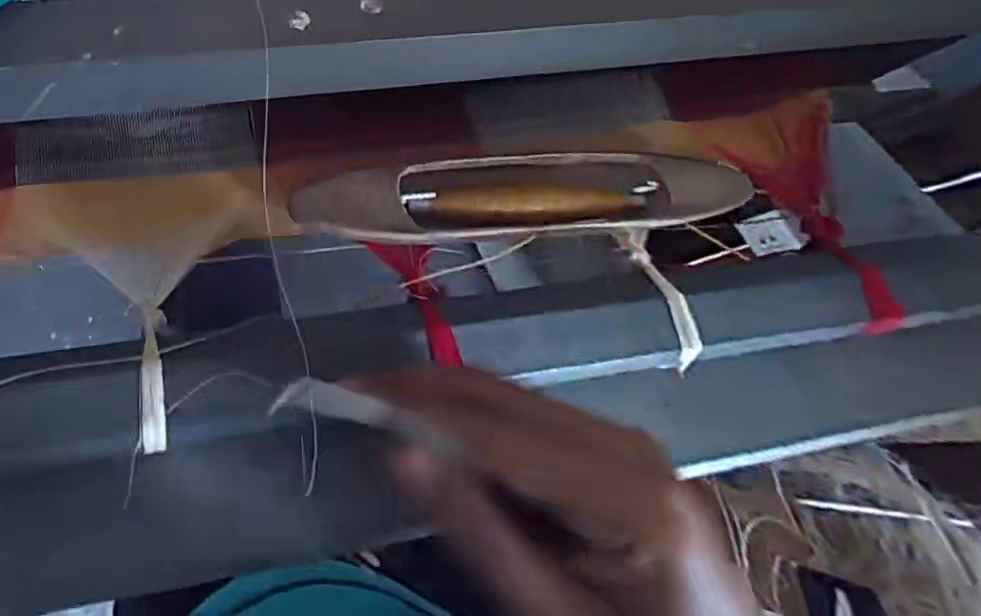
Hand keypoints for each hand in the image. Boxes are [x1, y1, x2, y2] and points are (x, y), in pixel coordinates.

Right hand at [352, 368, 757, 615]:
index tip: (350, 395)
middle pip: (497, 396)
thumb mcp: (550, 614)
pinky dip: (469, 409)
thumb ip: (474, 529)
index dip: (415, 408)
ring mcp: (624, 435)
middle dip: (417, 387)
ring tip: (382, 402)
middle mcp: (629, 446)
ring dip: (438, 393)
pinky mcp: (611, 438)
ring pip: (504, 391)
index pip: (495, 434)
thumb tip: (396, 450)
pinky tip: (435, 421)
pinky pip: (521, 408)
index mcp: (629, 499)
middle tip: (354, 391)